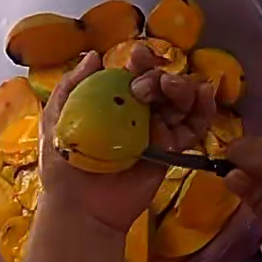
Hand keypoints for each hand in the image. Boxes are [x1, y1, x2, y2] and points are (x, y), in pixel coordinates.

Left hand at [38, 50, 216, 235]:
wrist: (81, 206)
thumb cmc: (63, 165)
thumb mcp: (56, 118)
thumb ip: (71, 86)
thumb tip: (94, 56)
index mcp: (112, 102)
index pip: (133, 74)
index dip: (140, 62)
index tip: (139, 56)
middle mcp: (137, 114)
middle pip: (160, 84)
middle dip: (160, 75)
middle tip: (147, 85)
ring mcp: (156, 131)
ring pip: (180, 101)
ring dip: (182, 87)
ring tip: (173, 88)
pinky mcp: (171, 150)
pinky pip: (192, 128)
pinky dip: (203, 109)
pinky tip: (205, 94)